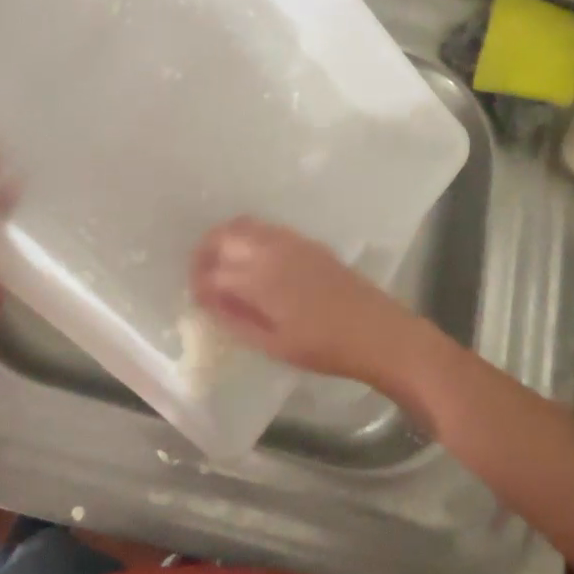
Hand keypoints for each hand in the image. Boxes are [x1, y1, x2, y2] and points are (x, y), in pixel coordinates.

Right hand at [189, 216, 423, 384]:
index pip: (212, 272)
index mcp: (259, 279)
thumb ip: (236, 320)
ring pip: (244, 226)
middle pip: (223, 236)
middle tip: (203, 276)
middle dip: (205, 253)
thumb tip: (210, 302)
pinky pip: (266, 229)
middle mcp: (270, 251)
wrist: (377, 332)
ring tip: (223, 266)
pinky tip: (254, 263)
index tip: (196, 298)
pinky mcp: (307, 242)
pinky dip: (249, 238)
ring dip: (226, 241)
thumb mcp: (273, 345)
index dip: (198, 284)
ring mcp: (290, 242)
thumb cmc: (323, 347)